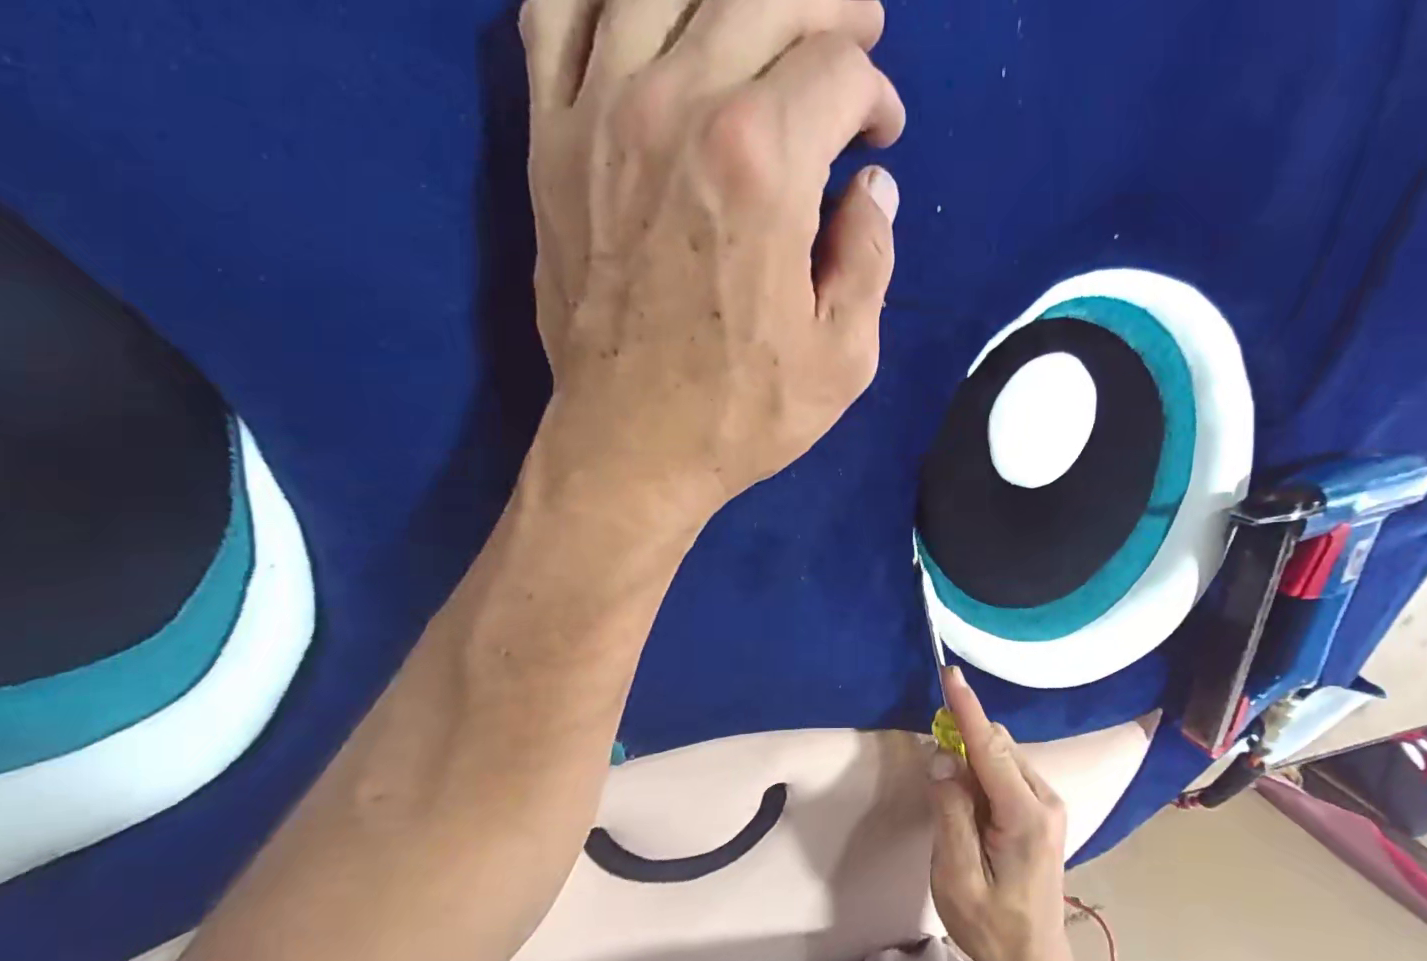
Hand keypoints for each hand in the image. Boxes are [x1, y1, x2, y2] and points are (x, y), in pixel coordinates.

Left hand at [520, 0, 905, 522]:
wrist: (629, 450)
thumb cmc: (741, 413)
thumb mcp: (844, 355)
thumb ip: (870, 253)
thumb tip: (870, 186)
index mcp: (760, 164)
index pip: (837, 68)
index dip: (875, 96)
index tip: (877, 139)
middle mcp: (676, 109)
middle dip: (828, 6)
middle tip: (853, 36)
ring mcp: (599, 117)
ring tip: (766, 15)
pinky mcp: (549, 145)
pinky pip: (553, 18)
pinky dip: (599, 0)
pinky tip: (645, 20)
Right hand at [927, 664, 1073, 960]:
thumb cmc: (991, 925)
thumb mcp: (956, 875)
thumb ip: (950, 811)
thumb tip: (942, 758)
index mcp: (1025, 815)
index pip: (989, 746)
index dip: (966, 708)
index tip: (950, 673)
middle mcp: (1044, 799)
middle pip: (996, 743)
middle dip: (962, 739)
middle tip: (935, 775)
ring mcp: (1047, 804)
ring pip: (1001, 754)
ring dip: (970, 758)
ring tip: (952, 805)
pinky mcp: (1041, 810)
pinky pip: (1005, 770)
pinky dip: (980, 771)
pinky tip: (968, 805)